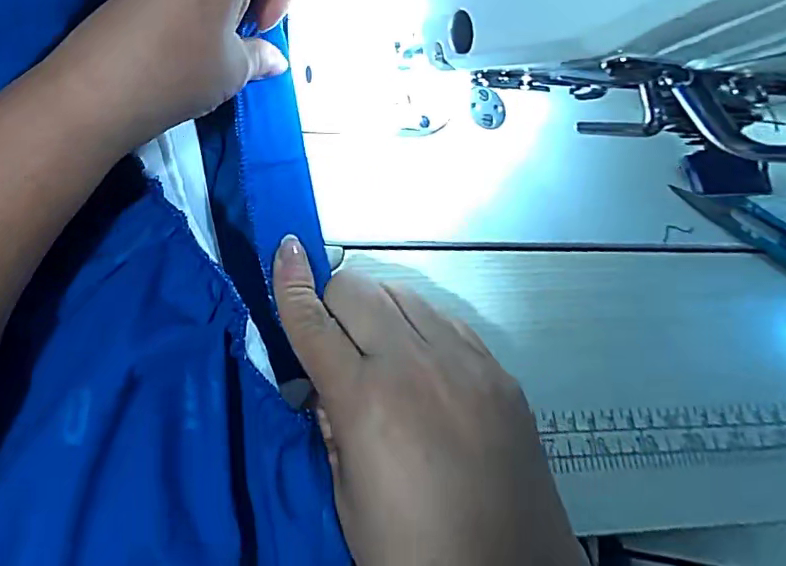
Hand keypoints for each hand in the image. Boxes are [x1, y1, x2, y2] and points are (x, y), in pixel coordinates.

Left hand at [35, 0, 294, 154]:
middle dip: (249, 3)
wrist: (90, 91)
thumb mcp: (231, 71)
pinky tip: (170, 53)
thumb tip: (272, 56)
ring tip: (201, 55)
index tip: (259, 31)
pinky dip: (187, 15)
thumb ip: (260, 56)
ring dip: (217, 11)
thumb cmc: (175, 74)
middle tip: (234, 47)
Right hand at [272, 237, 581, 565]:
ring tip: (383, 352)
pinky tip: (425, 366)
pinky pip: (446, 319)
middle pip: (355, 288)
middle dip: (333, 302)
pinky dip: (421, 328)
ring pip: (401, 293)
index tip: (284, 250)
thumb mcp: (345, 494)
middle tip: (336, 340)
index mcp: (365, 401)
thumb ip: (330, 421)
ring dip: (378, 311)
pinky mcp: (500, 374)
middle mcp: (414, 368)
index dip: (290, 280)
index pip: (312, 318)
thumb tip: (327, 379)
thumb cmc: (412, 552)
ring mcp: (464, 365)